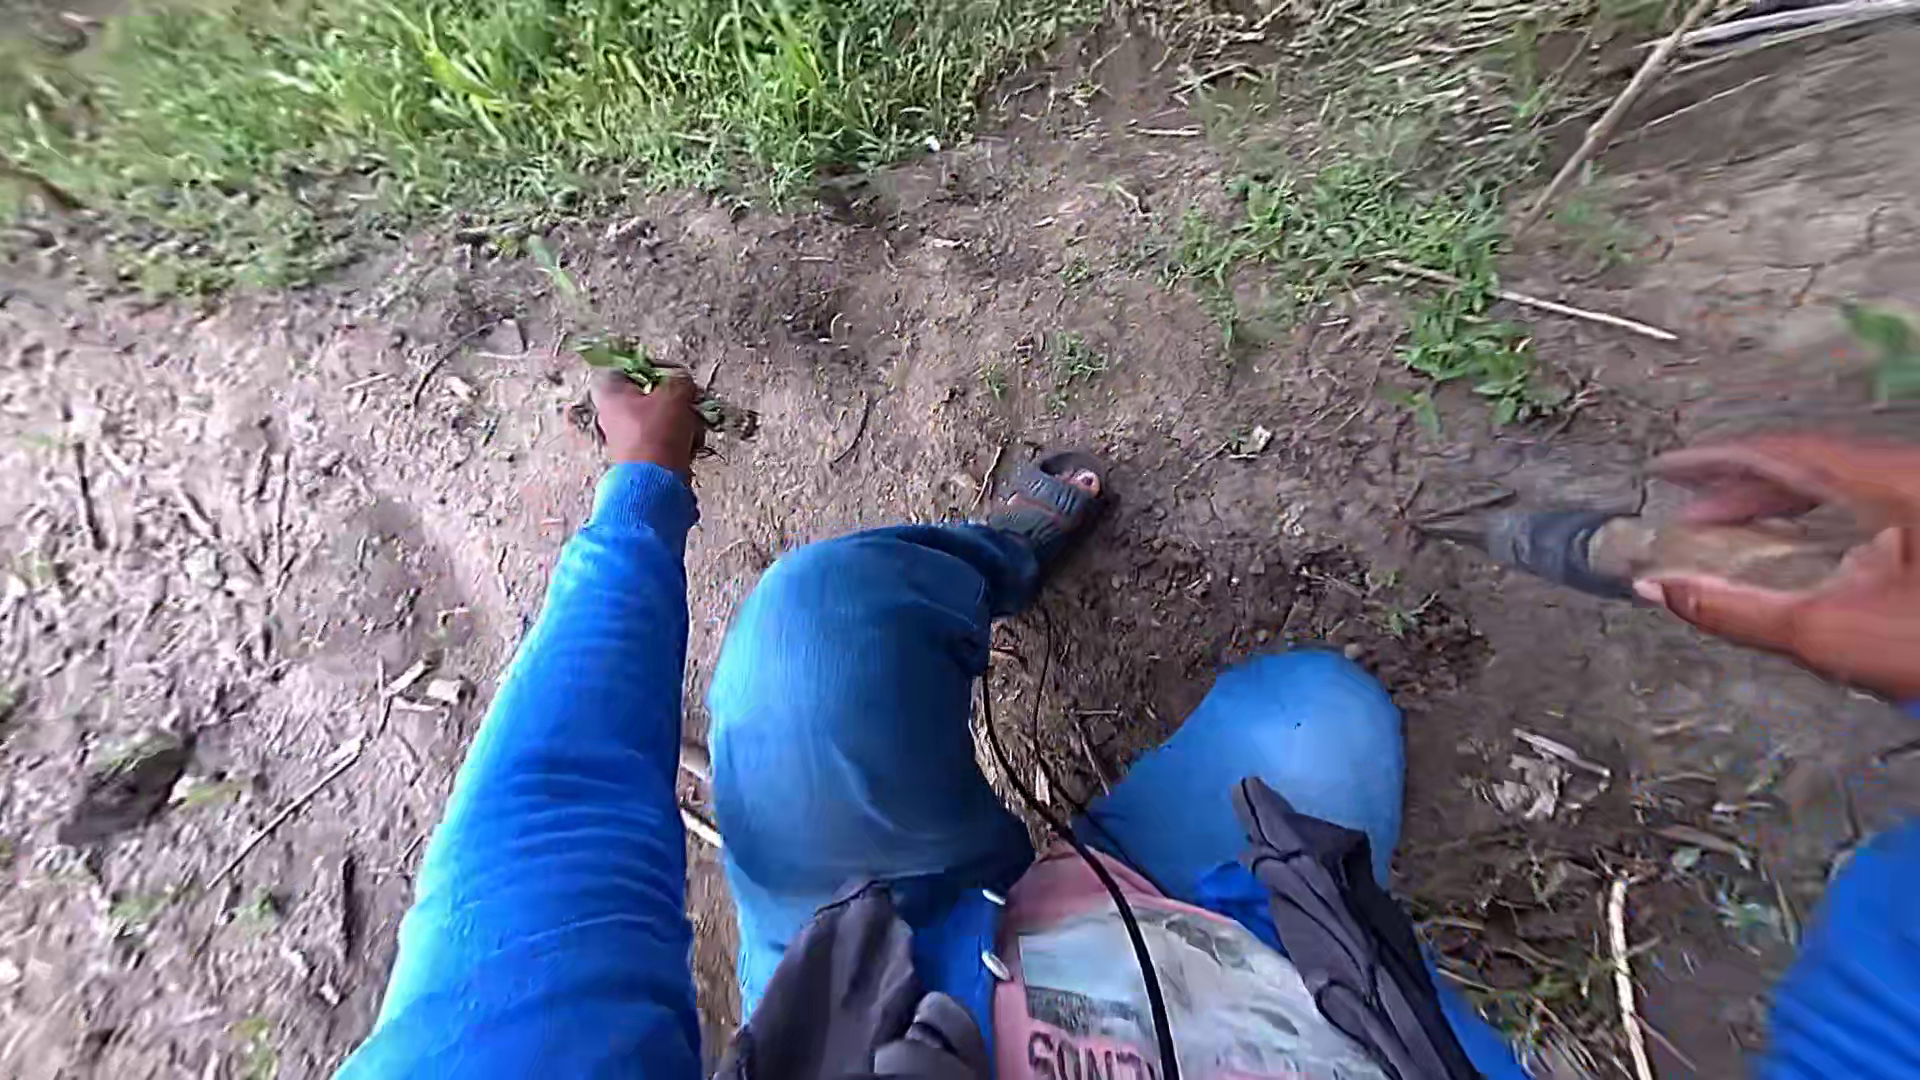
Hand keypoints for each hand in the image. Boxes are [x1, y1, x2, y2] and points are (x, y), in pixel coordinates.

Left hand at [590, 369, 702, 476]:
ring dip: (683, 421)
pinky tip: (690, 446)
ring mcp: (625, 436)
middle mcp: (610, 412)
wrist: (655, 482)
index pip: (632, 367)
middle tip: (691, 405)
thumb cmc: (657, 433)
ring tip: (693, 430)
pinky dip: (679, 440)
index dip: (658, 369)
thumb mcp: (675, 395)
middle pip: (651, 396)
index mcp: (608, 390)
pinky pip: (664, 439)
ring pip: (661, 418)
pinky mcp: (640, 456)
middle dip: (677, 401)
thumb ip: (681, 380)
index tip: (678, 377)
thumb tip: (683, 381)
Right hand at [1636, 435, 1919, 700]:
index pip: (1782, 453)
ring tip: (1742, 529)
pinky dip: (1833, 514)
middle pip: (1818, 463)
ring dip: (1787, 501)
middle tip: (1693, 513)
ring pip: (1856, 481)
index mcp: (1899, 486)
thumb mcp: (1837, 633)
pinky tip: (1816, 543)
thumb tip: (1655, 588)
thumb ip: (1733, 610)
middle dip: (1743, 487)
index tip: (1664, 469)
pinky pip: (1885, 499)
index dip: (1711, 459)